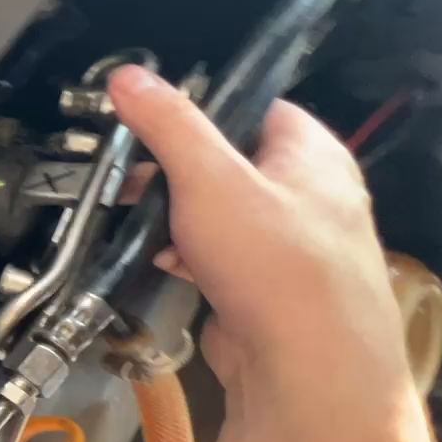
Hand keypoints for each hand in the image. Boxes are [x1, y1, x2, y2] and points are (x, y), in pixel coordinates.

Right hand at [106, 66, 413, 411]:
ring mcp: (292, 237)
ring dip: (172, 215)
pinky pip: (217, 246)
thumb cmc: (272, 264)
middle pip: (223, 159)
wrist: (305, 364)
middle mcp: (310, 191)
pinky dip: (186, 249)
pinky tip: (168, 263)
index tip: (146, 125)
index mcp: (312, 154)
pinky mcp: (269, 276)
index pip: (251, 106)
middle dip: (169, 173)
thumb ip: (168, 125)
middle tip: (131, 183)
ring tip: (147, 229)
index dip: (197, 110)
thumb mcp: (209, 180)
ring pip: (215, 206)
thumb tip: (129, 77)